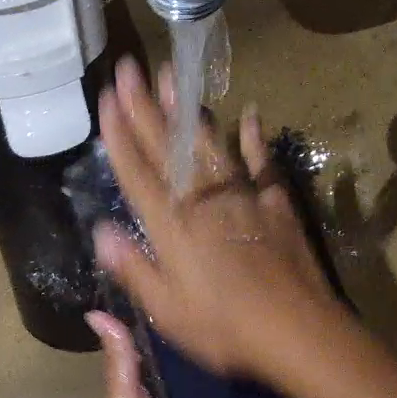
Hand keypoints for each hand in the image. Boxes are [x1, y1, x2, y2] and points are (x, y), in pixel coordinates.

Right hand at [93, 57, 346, 380]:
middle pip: (169, 149)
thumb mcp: (166, 310)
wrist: (296, 330)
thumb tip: (100, 231)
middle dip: (145, 108)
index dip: (119, 136)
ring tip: (172, 75)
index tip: (106, 98)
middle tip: (129, 67)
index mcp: (172, 228)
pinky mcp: (276, 204)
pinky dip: (254, 139)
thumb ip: (134, 267)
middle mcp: (203, 202)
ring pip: (210, 145)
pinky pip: (262, 162)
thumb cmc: (223, 328)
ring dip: (188, 110)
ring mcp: (243, 197)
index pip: (138, 173)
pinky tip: (250, 115)